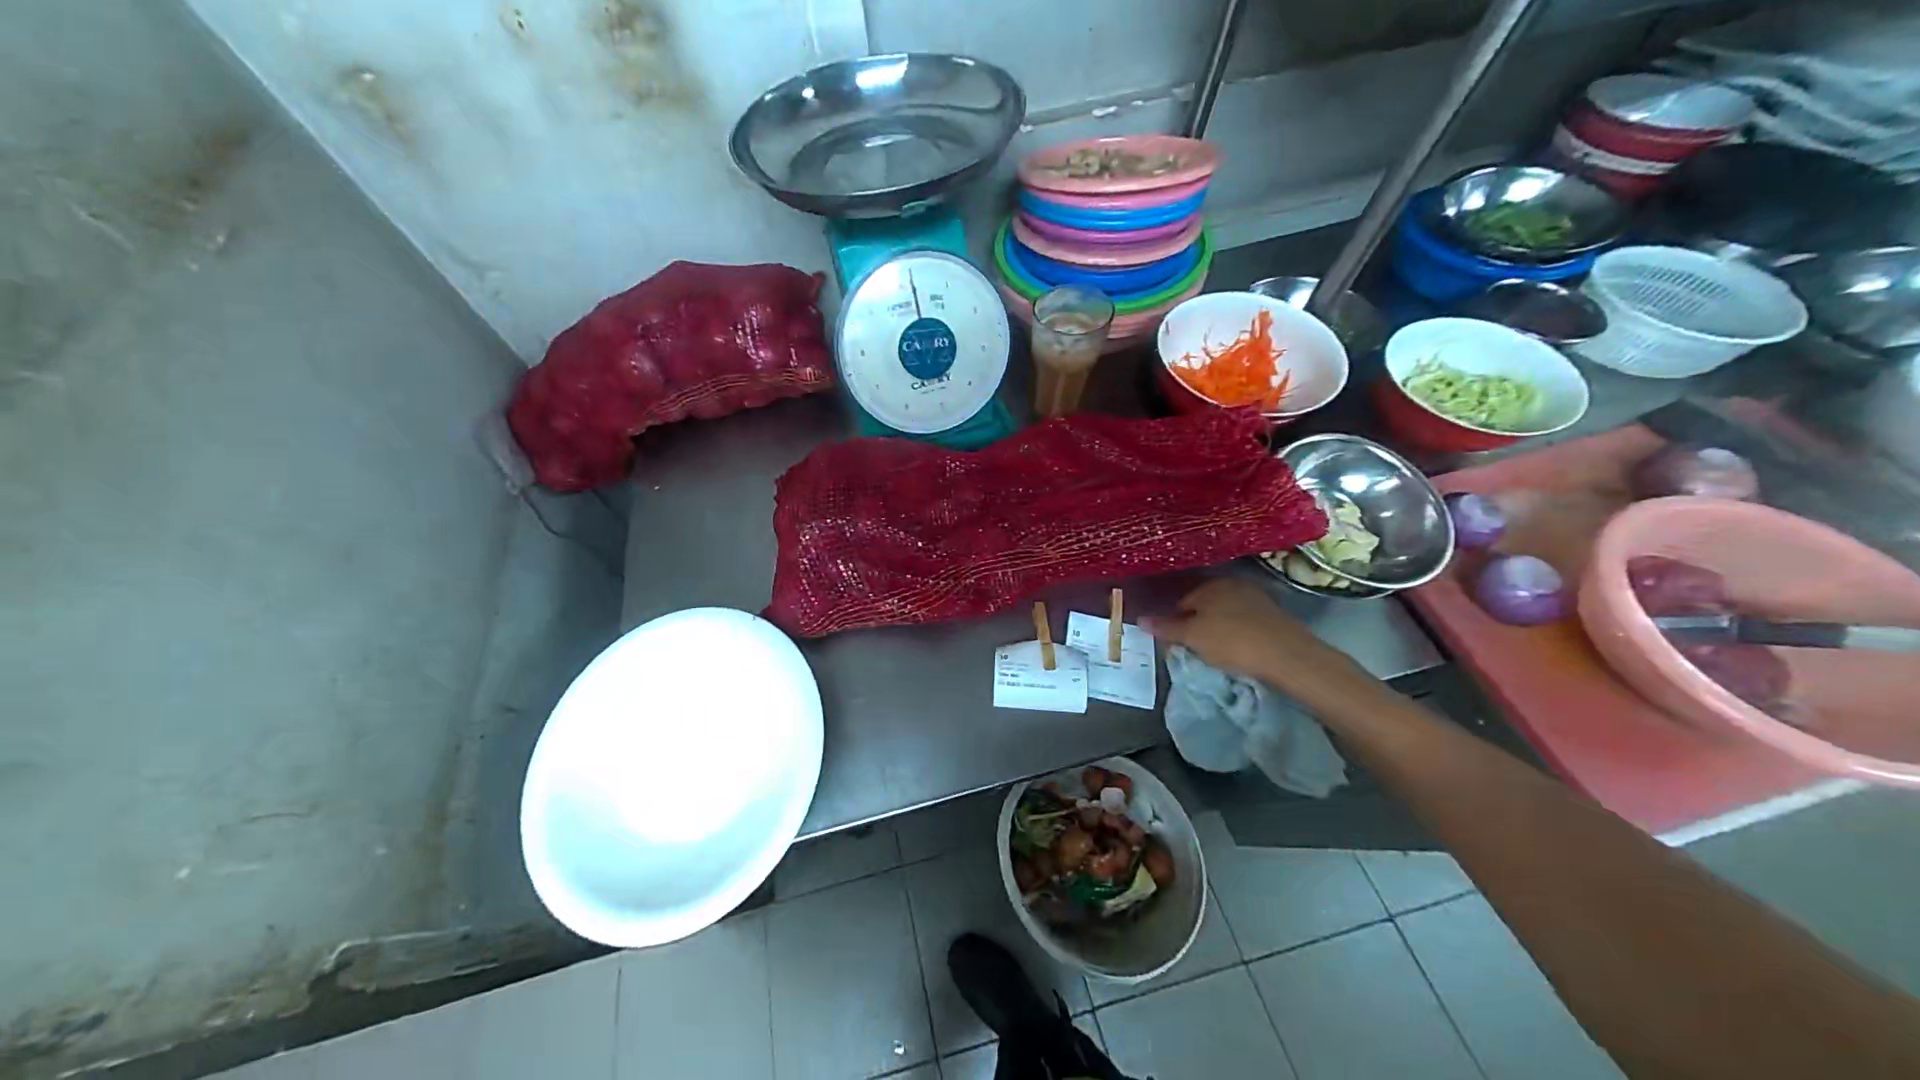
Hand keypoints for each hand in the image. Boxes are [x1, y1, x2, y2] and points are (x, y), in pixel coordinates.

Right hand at [1142, 578, 1380, 712]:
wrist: (1287, 656)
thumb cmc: (1232, 641)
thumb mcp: (1192, 637)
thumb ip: (1165, 627)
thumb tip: (1139, 620)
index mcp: (1209, 584)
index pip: (1180, 601)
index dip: (1173, 622)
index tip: (1174, 642)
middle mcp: (1232, 583)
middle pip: (1203, 605)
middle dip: (1196, 623)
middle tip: (1193, 648)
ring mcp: (1255, 597)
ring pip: (1225, 612)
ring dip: (1217, 628)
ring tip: (1215, 651)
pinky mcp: (1273, 614)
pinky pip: (1244, 621)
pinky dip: (1236, 633)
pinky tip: (1237, 649)